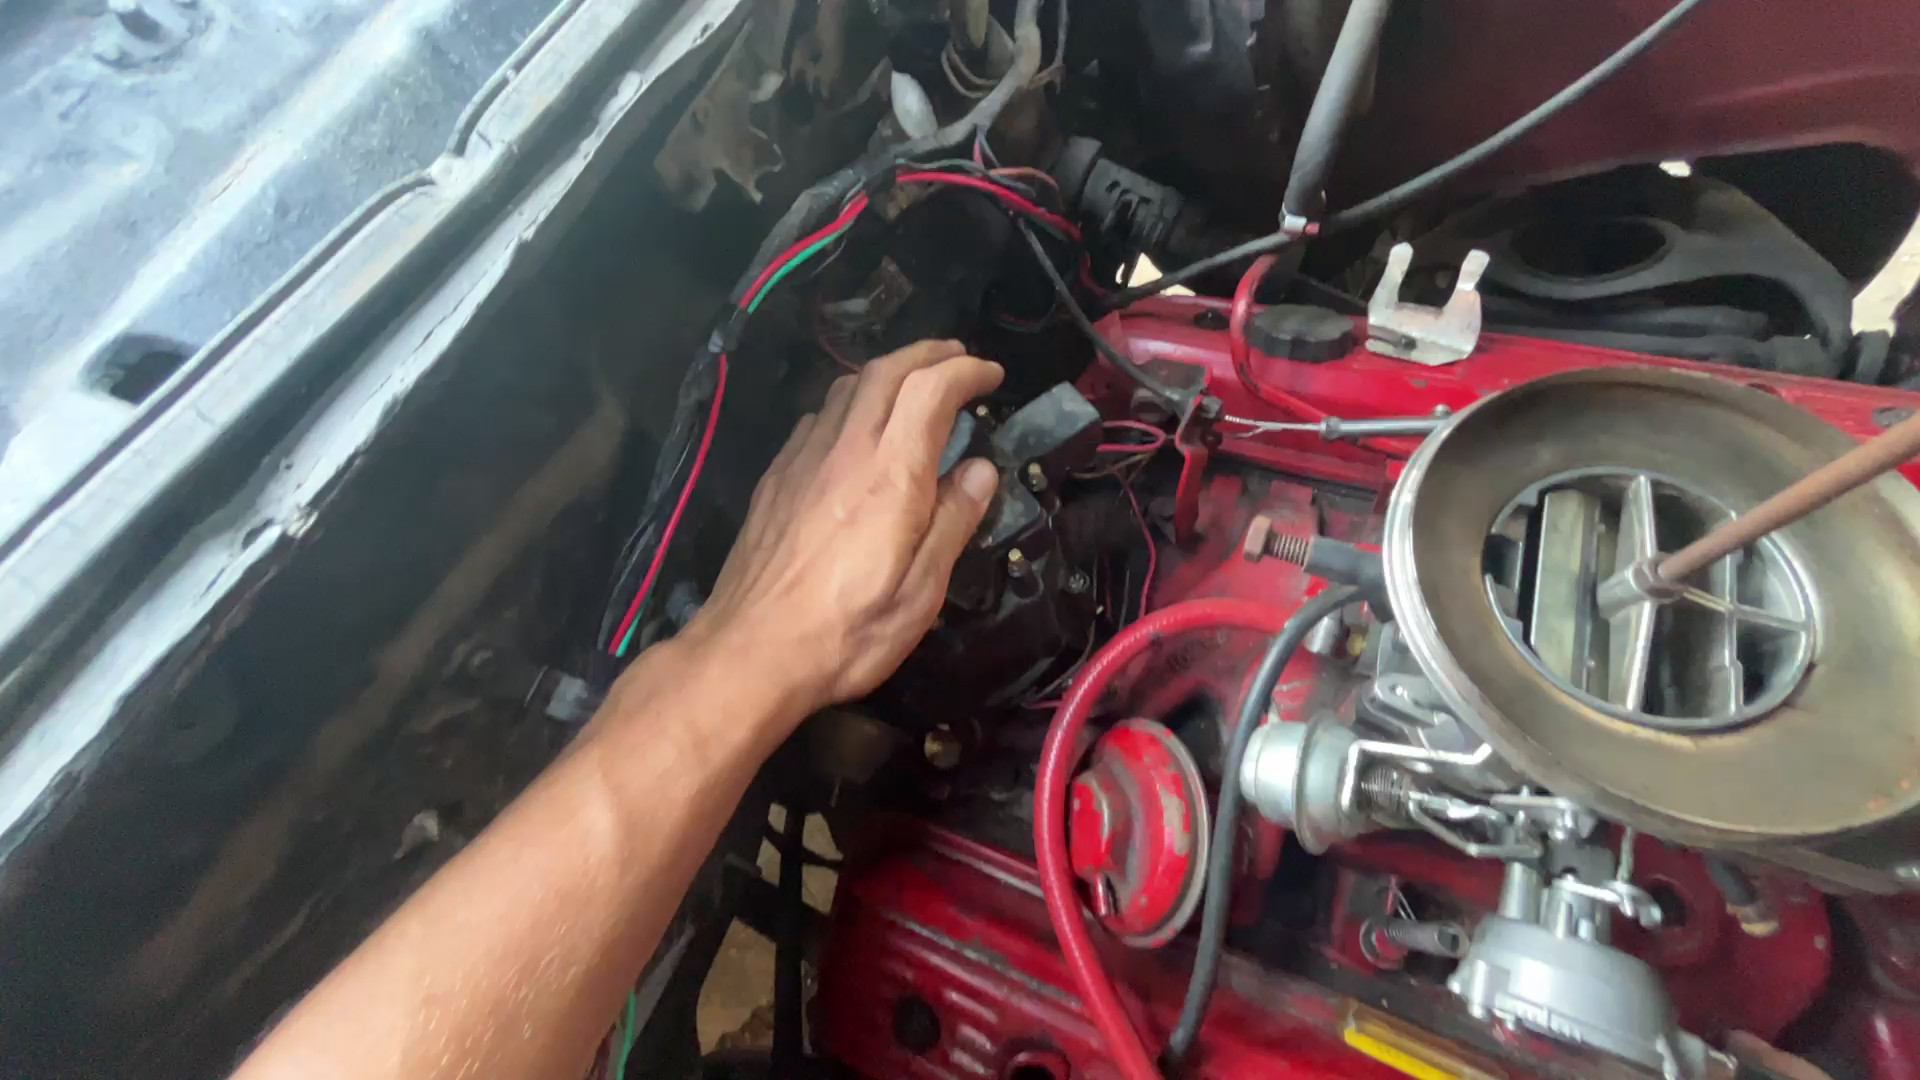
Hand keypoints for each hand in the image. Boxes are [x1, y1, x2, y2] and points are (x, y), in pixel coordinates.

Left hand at [680, 339, 1002, 722]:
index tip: (991, 375)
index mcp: (890, 476)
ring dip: (888, 371)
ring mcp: (803, 460)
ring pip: (846, 388)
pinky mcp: (776, 478)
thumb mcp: (920, 592)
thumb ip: (953, 522)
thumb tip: (979, 470)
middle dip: (928, 354)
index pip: (930, 390)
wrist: (750, 652)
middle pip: (885, 371)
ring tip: (914, 384)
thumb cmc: (847, 633)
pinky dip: (850, 404)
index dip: (965, 371)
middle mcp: (845, 451)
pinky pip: (817, 418)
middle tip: (959, 360)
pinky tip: (856, 429)